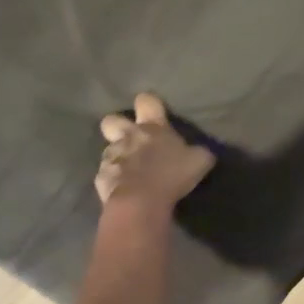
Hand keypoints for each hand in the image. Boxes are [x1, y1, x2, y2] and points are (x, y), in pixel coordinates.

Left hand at [95, 93, 215, 208]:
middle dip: (117, 126)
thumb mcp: (199, 161)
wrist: (141, 202)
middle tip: (130, 139)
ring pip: (109, 150)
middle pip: (111, 120)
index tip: (153, 111)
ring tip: (130, 173)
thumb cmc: (171, 175)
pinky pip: (106, 175)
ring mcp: (111, 156)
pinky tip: (124, 191)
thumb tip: (202, 151)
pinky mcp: (101, 178)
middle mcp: (128, 136)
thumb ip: (199, 152)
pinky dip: (114, 181)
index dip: (148, 103)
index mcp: (152, 126)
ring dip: (118, 158)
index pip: (146, 100)